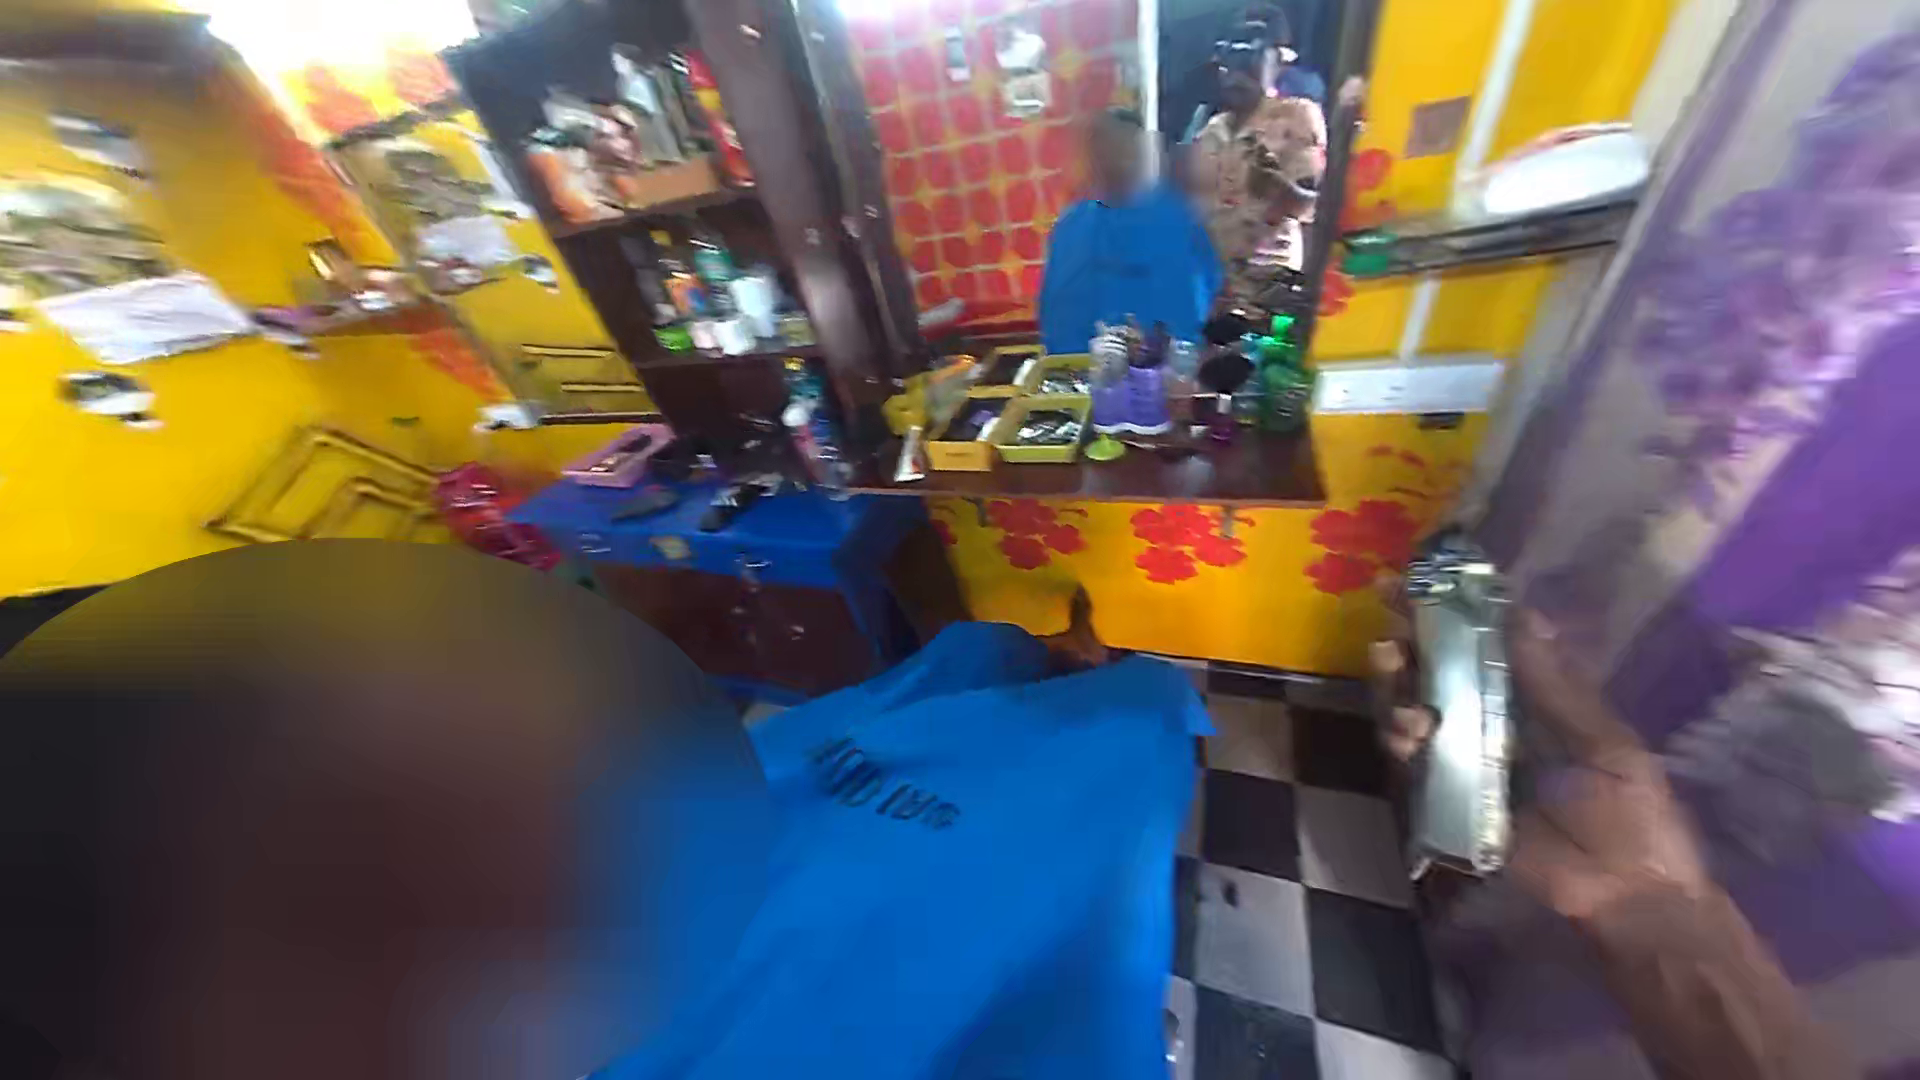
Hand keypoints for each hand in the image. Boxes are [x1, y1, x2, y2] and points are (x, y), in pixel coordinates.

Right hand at [1365, 582, 1708, 923]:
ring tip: (1389, 658)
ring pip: (1404, 698)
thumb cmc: (1628, 813)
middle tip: (1386, 604)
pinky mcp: (1431, 780)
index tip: (1419, 579)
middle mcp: (1478, 713)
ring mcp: (1452, 746)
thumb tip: (1522, 612)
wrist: (1620, 893)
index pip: (1474, 643)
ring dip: (1392, 676)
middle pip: (1428, 666)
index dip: (1446, 611)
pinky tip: (1408, 731)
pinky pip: (1402, 747)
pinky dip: (1396, 732)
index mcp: (1522, 697)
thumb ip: (1557, 685)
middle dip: (1405, 633)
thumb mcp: (1604, 743)